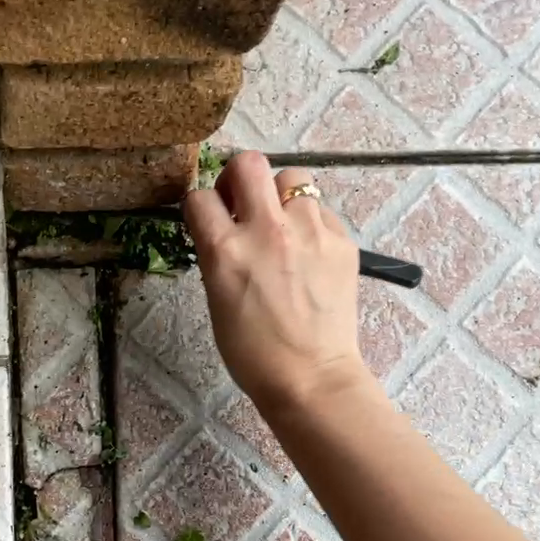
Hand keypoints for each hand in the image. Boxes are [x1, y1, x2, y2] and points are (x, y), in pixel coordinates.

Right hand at [182, 151, 369, 418]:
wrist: (310, 378)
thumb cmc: (253, 353)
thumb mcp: (218, 301)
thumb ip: (218, 256)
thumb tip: (224, 231)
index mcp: (225, 251)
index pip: (198, 198)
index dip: (201, 207)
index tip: (209, 219)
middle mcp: (266, 230)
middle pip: (248, 163)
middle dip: (239, 177)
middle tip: (243, 204)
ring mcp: (309, 231)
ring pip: (292, 179)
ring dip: (281, 199)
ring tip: (284, 231)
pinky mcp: (340, 240)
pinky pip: (320, 211)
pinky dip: (310, 225)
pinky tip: (309, 257)